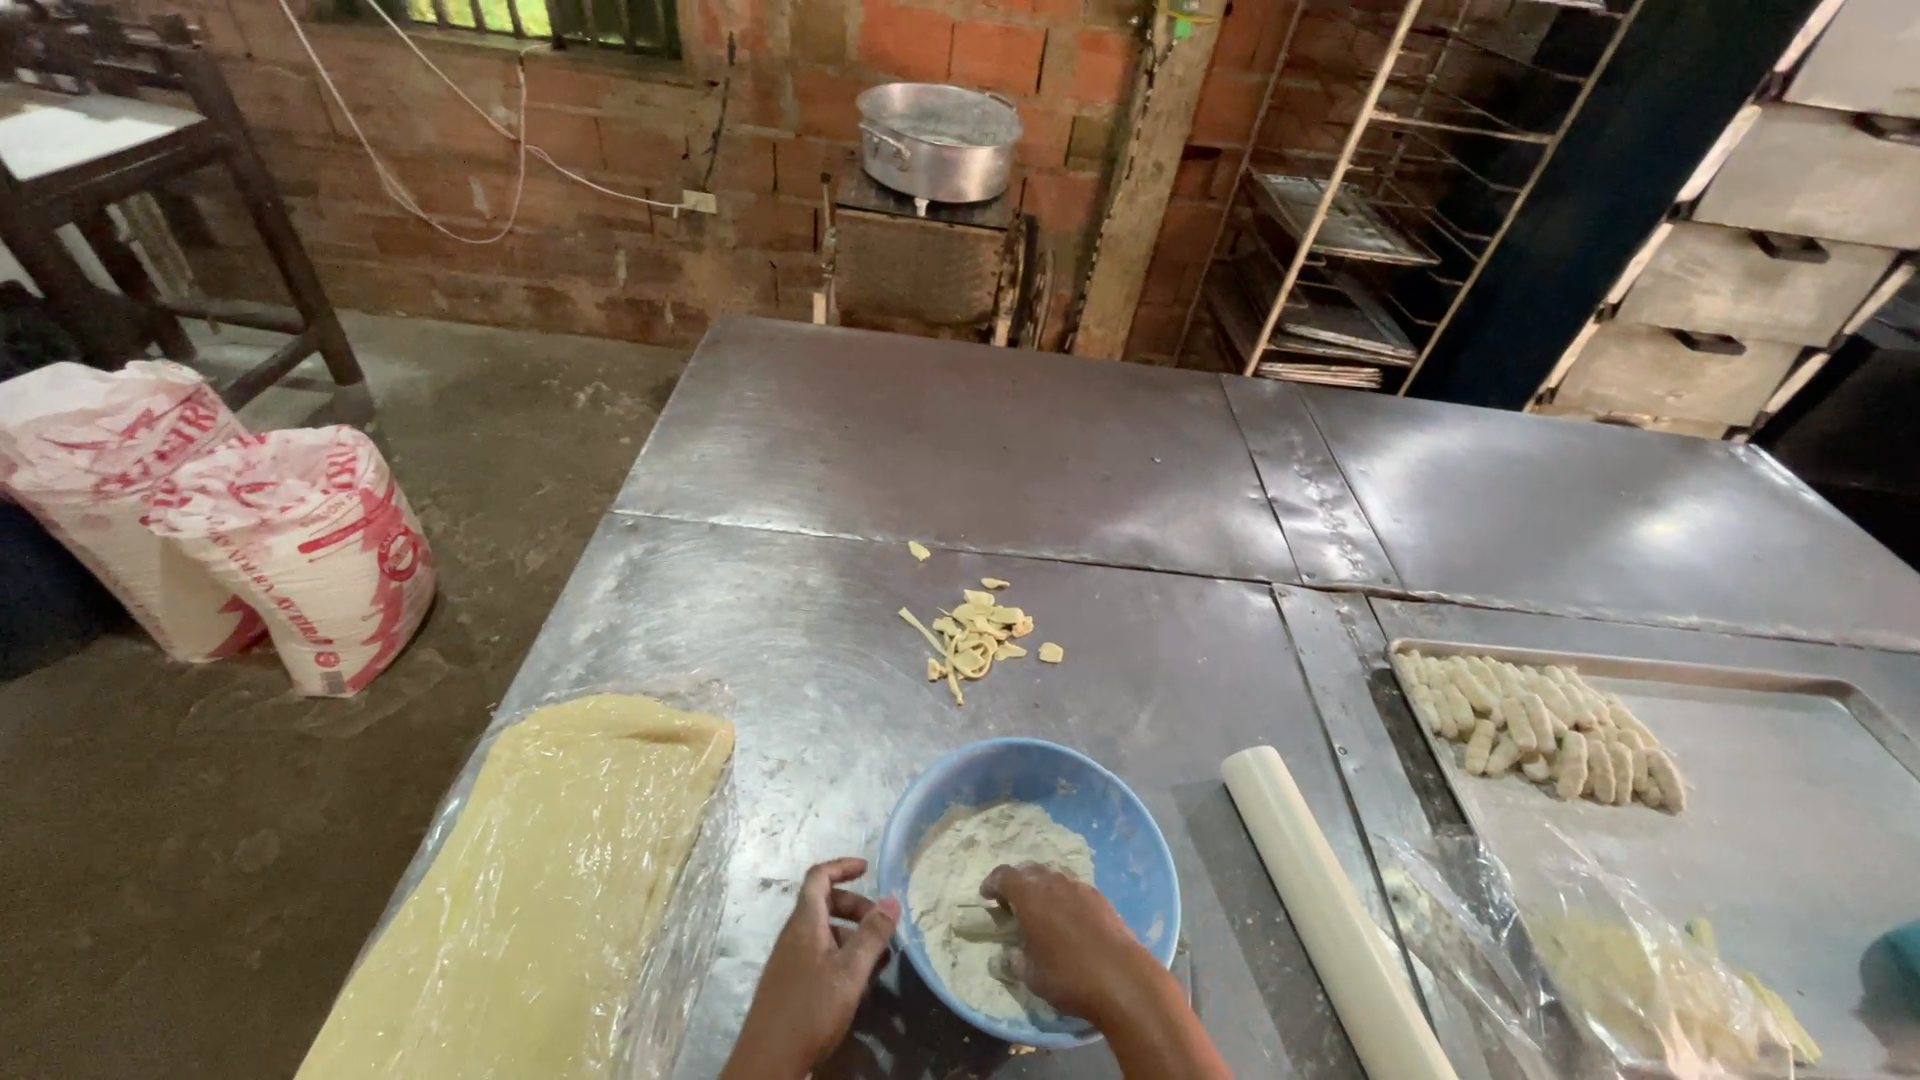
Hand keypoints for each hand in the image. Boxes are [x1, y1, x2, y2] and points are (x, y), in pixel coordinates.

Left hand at [720, 857, 898, 1079]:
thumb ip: (872, 935)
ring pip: (824, 932)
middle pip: (824, 903)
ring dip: (852, 935)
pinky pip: (819, 955)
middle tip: (881, 925)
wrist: (767, 1064)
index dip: (842, 866)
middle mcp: (794, 936)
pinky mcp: (791, 985)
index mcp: (804, 923)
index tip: (868, 869)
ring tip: (878, 958)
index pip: (819, 877)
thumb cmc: (809, 1010)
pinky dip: (842, 956)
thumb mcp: (849, 972)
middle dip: (856, 906)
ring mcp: (790, 961)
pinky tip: (859, 982)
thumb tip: (892, 900)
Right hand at [984, 864, 1231, 1077]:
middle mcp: (1053, 883)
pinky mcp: (1101, 898)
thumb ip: (1014, 961)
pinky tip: (1069, 918)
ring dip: (1043, 887)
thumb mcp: (1032, 977)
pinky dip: (1064, 896)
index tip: (987, 895)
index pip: (1004, 875)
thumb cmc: (1069, 977)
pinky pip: (1074, 888)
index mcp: (1030, 896)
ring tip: (1042, 910)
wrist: (1123, 979)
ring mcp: (1080, 887)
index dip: (992, 883)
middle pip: (1029, 870)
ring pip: (1054, 876)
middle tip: (1013, 903)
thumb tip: (1005, 955)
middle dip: (1018, 883)